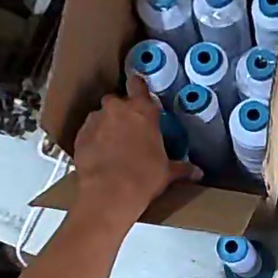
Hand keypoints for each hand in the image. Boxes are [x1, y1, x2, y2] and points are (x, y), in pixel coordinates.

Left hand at [70, 79, 199, 223]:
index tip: (139, 92)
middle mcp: (116, 109)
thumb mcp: (166, 172)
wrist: (109, 192)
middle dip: (121, 112)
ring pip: (100, 116)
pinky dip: (93, 140)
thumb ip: (181, 168)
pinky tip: (100, 156)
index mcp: (142, 111)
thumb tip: (197, 173)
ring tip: (113, 147)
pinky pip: (87, 132)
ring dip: (106, 126)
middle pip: (116, 100)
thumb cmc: (142, 177)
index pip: (138, 85)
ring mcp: (95, 120)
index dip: (138, 87)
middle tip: (129, 130)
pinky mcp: (80, 136)